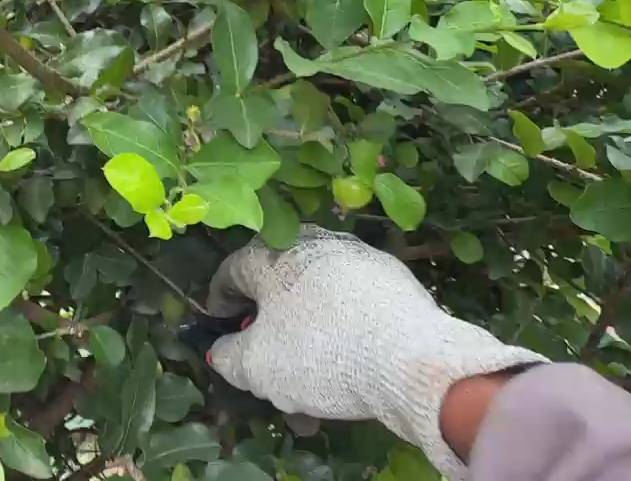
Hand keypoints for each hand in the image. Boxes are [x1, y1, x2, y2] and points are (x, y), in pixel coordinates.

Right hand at [204, 227, 544, 480]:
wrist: (410, 358)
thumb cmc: (320, 353)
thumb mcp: (258, 368)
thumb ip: (229, 356)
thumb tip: (221, 350)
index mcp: (269, 254)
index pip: (231, 272)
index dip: (220, 303)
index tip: (220, 329)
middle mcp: (307, 241)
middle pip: (277, 287)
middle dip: (270, 332)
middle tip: (271, 370)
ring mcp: (351, 254)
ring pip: (316, 300)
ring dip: (308, 339)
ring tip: (315, 389)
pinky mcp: (389, 274)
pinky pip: (351, 302)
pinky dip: (342, 329)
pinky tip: (351, 366)